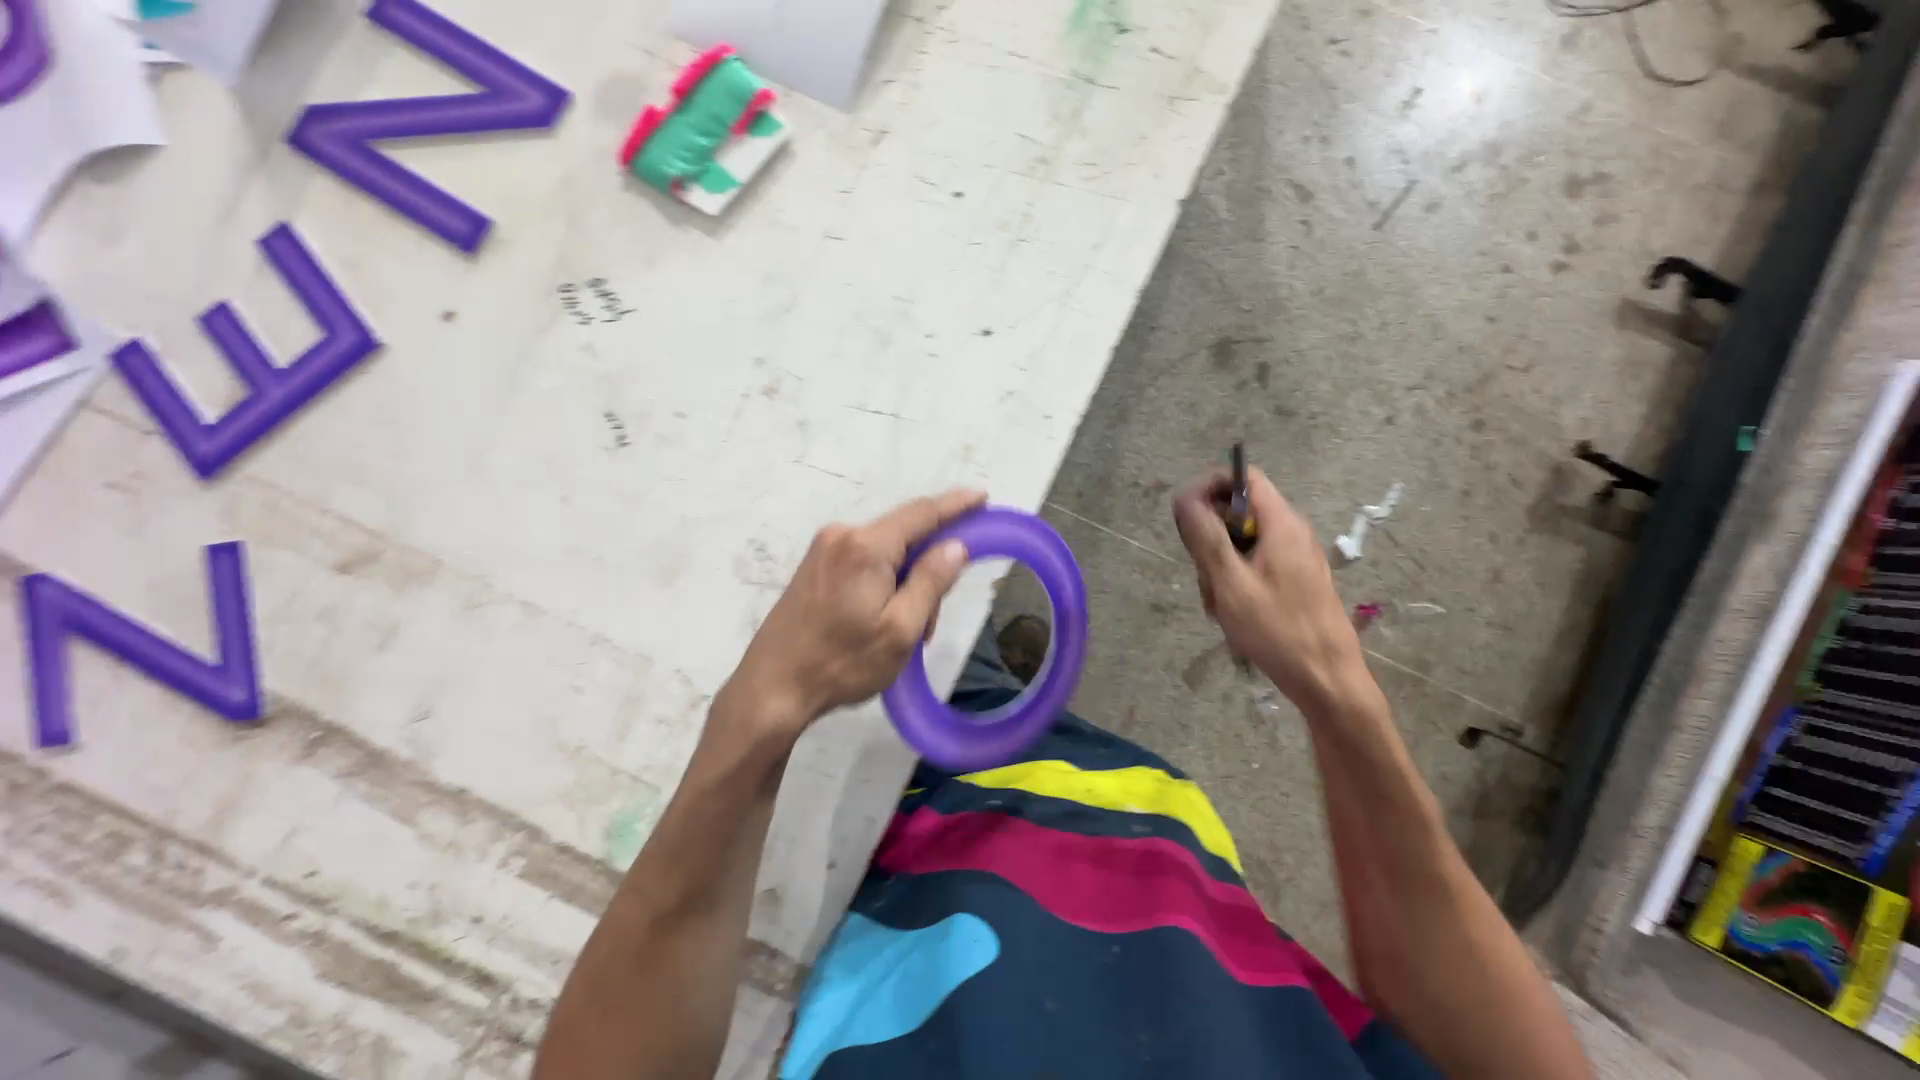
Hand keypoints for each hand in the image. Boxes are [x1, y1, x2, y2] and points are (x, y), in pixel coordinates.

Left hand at [723, 488, 985, 736]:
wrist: (772, 688)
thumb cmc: (841, 663)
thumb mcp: (900, 630)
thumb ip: (931, 582)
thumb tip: (956, 545)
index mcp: (866, 546)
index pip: (923, 513)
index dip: (956, 505)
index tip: (983, 497)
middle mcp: (842, 535)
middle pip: (904, 536)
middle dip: (928, 570)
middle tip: (929, 624)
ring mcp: (823, 550)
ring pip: (885, 554)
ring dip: (905, 585)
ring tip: (902, 637)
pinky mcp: (814, 567)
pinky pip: (864, 562)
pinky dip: (883, 585)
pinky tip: (879, 623)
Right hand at [1171, 466, 1361, 712]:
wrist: (1327, 680)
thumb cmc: (1277, 630)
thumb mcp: (1230, 583)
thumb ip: (1205, 536)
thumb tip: (1184, 497)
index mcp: (1282, 524)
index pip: (1243, 477)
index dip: (1209, 488)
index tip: (1186, 520)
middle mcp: (1293, 533)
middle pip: (1239, 513)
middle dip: (1211, 541)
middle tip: (1205, 579)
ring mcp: (1297, 558)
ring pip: (1244, 545)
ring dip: (1221, 569)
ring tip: (1219, 606)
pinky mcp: (1298, 582)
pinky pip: (1257, 567)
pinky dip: (1238, 584)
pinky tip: (1234, 615)